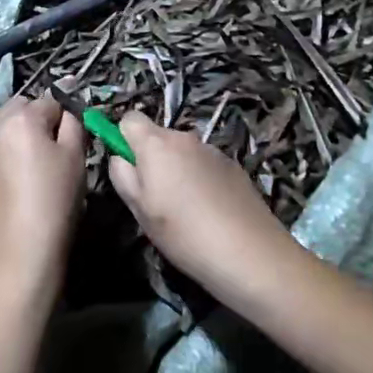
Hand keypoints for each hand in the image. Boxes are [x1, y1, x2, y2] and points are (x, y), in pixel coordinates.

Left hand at [0, 93, 87, 294]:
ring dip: (19, 139)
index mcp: (21, 118)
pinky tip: (17, 189)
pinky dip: (5, 162)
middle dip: (37, 120)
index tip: (77, 140)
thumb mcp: (76, 159)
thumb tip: (67, 113)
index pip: (51, 101)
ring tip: (36, 170)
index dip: (66, 118)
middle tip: (55, 151)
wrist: (18, 255)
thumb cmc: (54, 202)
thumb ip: (74, 125)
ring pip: (3, 132)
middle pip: (20, 109)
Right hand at [108, 112, 300, 302]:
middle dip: (151, 158)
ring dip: (177, 169)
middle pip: (157, 136)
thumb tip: (121, 158)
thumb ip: (122, 175)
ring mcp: (212, 151)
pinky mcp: (234, 167)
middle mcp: (184, 138)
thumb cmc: (184, 233)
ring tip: (185, 209)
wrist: (252, 255)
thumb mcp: (140, 210)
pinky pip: (204, 165)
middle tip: (155, 197)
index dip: (123, 139)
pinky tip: (209, 211)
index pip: (129, 118)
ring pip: (182, 152)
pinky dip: (200, 179)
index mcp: (156, 144)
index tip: (129, 168)